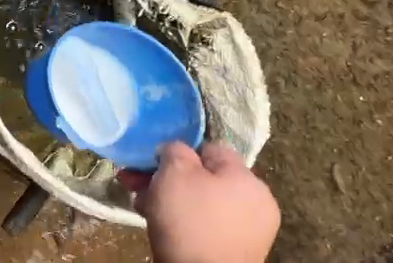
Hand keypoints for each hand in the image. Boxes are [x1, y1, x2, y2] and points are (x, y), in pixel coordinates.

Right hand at [136, 141, 279, 262]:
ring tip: (142, 199)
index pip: (211, 148)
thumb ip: (176, 149)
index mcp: (248, 180)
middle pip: (202, 175)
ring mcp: (247, 227)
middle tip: (137, 178)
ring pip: (199, 197)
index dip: (180, 149)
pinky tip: (156, 216)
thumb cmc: (189, 215)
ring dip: (167, 193)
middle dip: (166, 174)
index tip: (154, 158)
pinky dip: (181, 215)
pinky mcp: (234, 245)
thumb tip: (177, 152)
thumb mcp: (175, 169)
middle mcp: (255, 202)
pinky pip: (204, 218)